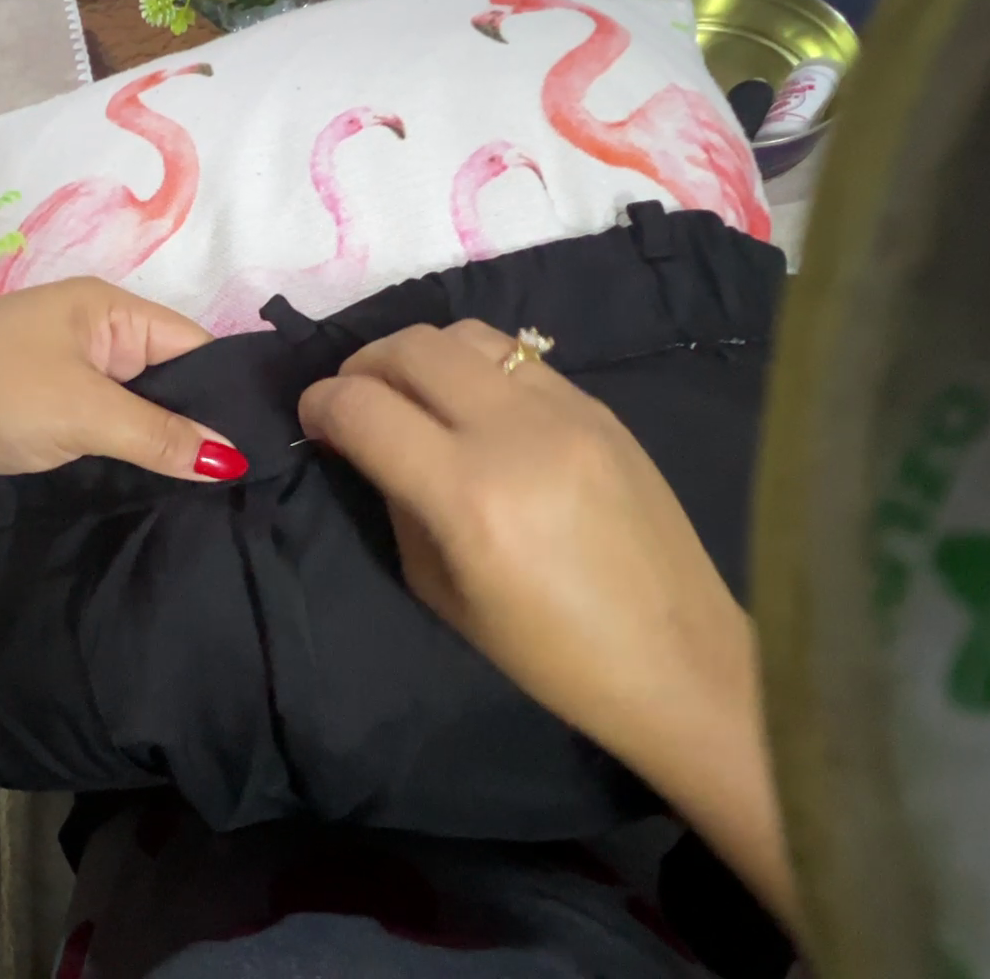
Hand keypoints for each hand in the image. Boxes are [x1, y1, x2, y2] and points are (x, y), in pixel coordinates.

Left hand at [0, 277, 246, 499]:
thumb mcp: (86, 412)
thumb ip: (161, 435)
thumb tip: (233, 460)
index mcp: (108, 306)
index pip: (192, 344)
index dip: (227, 392)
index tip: (262, 446)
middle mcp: (92, 329)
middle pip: (167, 374)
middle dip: (197, 421)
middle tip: (242, 478)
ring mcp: (66, 368)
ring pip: (136, 403)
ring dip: (162, 439)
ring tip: (212, 487)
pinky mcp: (46, 405)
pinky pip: (105, 422)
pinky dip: (127, 447)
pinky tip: (157, 480)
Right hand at [299, 320, 795, 929]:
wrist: (676, 657)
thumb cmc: (541, 649)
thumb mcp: (434, 585)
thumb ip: (393, 497)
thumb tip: (364, 442)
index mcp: (467, 495)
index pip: (362, 407)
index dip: (319, 404)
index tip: (313, 420)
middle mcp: (516, 434)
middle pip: (411, 347)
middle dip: (359, 365)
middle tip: (350, 400)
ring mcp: (568, 410)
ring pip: (464, 333)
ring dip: (415, 355)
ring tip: (406, 392)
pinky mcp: (599, 406)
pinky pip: (513, 354)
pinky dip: (468, 365)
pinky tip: (467, 403)